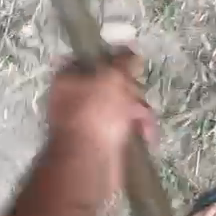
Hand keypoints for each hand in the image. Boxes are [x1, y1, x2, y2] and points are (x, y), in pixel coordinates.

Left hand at [43, 50, 153, 197]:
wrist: (90, 162)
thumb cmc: (96, 113)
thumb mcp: (112, 77)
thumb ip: (123, 62)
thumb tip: (132, 52)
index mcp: (68, 78)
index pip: (92, 59)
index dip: (114, 60)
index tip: (132, 64)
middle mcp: (75, 98)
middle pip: (112, 84)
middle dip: (131, 91)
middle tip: (136, 98)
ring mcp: (89, 121)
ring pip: (122, 106)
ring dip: (138, 111)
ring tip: (144, 123)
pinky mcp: (103, 140)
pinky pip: (125, 127)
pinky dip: (137, 129)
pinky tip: (146, 136)